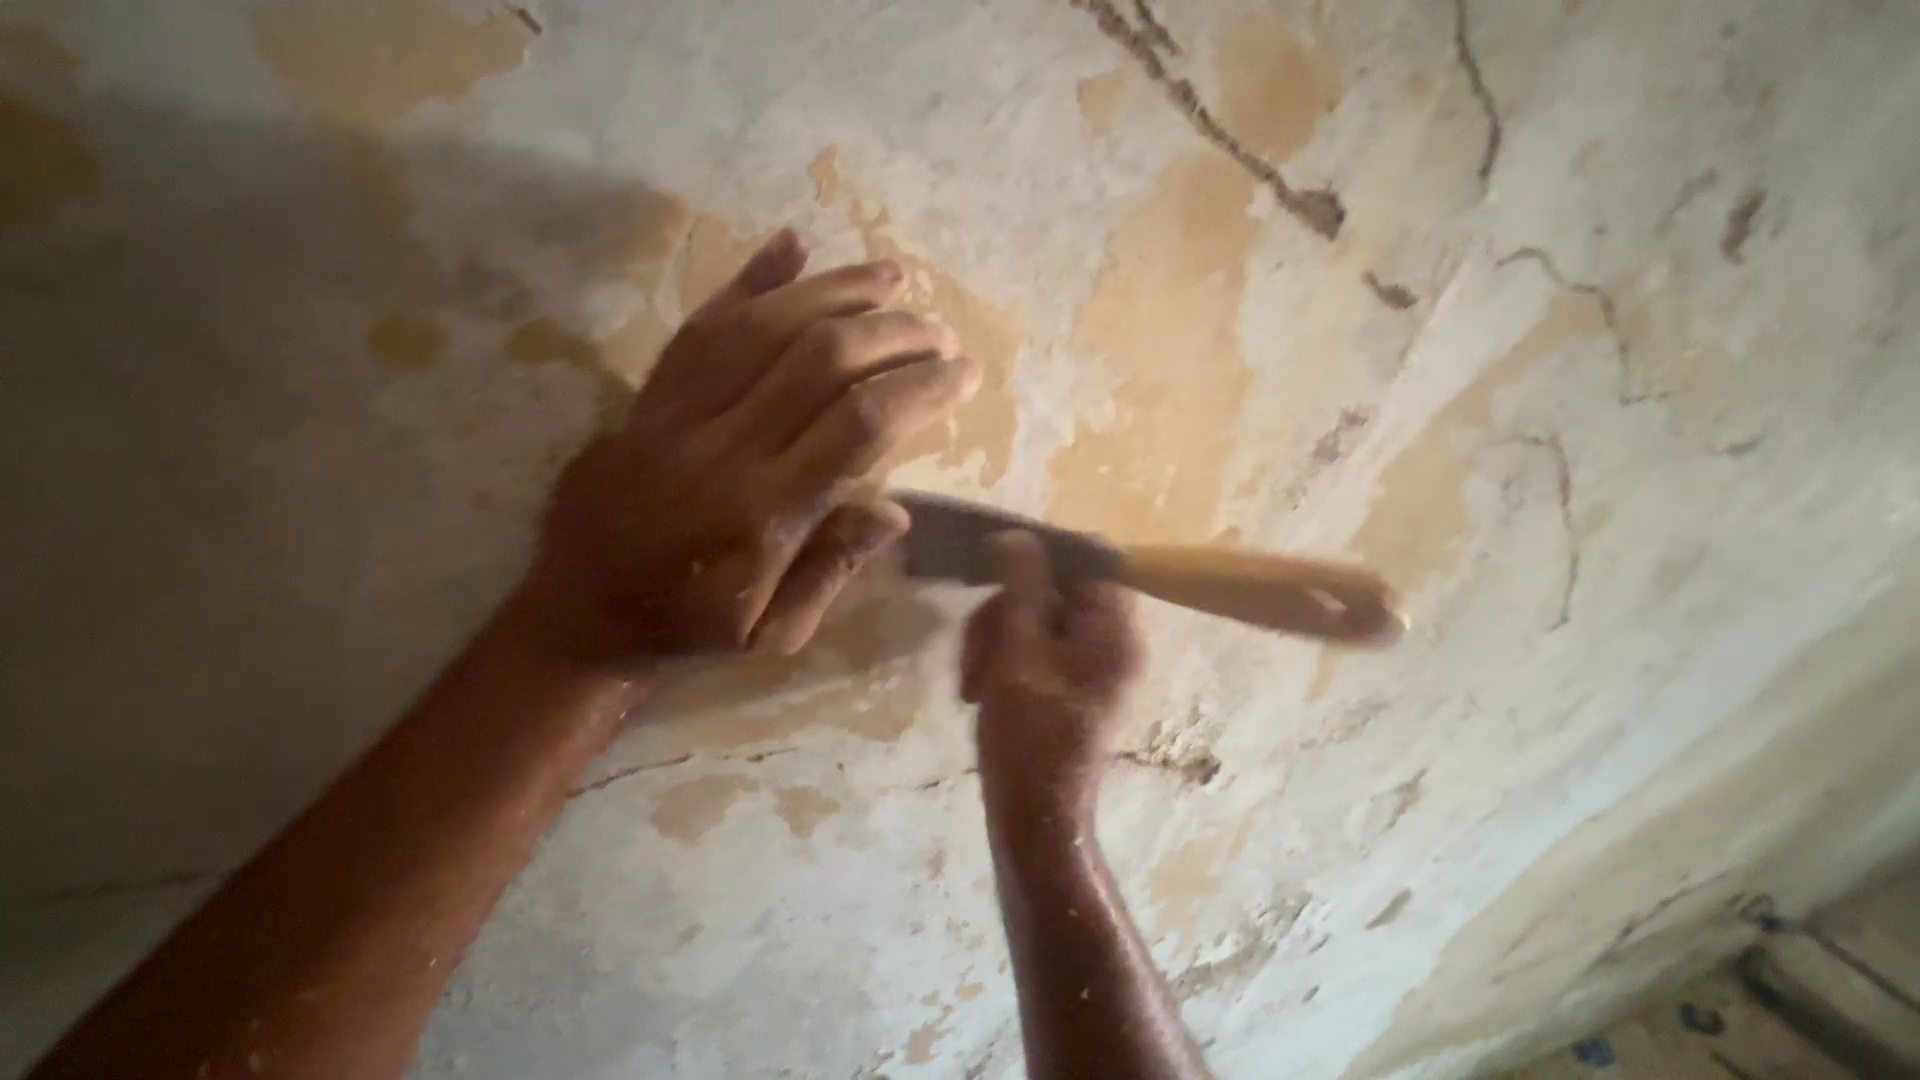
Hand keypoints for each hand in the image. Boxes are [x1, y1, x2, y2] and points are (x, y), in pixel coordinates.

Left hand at [519, 228, 981, 665]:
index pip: (858, 425)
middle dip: (891, 335)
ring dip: (834, 292)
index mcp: (765, 512)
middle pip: (818, 360)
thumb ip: (831, 569)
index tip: (962, 373)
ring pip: (762, 327)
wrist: (579, 612)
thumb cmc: (690, 627)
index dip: (919, 388)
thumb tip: (897, 510)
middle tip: (937, 331)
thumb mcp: (773, 631)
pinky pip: (699, 327)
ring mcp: (679, 414)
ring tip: (890, 276)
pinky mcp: (648, 397)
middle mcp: (724, 448)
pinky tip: (790, 244)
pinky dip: (747, 281)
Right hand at [961, 532, 1144, 814]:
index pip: (1090, 560)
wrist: (1033, 820)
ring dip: (992, 640)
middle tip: (972, 651)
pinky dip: (1000, 660)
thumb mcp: (1019, 653)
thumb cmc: (1029, 738)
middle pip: (1052, 591)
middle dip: (1003, 613)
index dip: (1042, 554)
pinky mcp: (1066, 686)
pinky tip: (977, 691)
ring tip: (970, 683)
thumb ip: (1023, 588)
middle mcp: (1111, 642)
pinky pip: (1031, 648)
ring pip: (1032, 620)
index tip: (994, 565)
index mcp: (1115, 631)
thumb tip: (1019, 535)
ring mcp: (1089, 666)